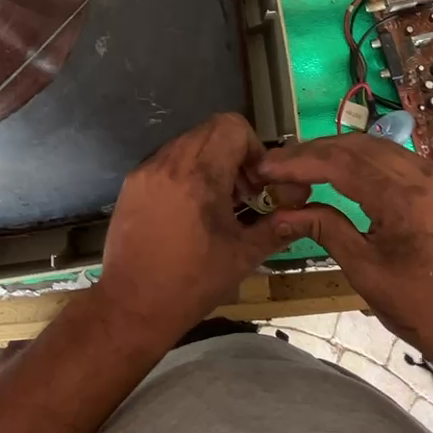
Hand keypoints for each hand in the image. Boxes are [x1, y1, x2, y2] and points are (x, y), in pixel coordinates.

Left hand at [97, 113, 308, 338]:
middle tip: (240, 192)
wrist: (131, 306)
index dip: (252, 147)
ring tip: (214, 201)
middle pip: (211, 129)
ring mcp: (147, 169)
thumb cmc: (191, 283)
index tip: (255, 182)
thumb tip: (300, 212)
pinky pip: (167, 158)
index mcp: (201, 175)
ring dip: (209, 160)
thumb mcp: (243, 257)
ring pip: (188, 141)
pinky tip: (188, 208)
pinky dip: (185, 170)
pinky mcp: (132, 181)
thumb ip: (276, 227)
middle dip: (233, 153)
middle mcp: (171, 162)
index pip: (232, 126)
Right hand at [257, 133, 432, 386]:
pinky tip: (341, 173)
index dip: (298, 162)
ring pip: (375, 147)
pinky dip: (362, 160)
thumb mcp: (367, 272)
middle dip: (313, 153)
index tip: (265, 167)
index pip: (339, 162)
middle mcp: (423, 173)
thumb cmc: (424, 309)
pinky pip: (395, 158)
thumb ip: (326, 230)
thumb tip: (283, 212)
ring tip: (302, 167)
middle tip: (277, 166)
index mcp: (405, 196)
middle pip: (356, 146)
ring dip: (336, 153)